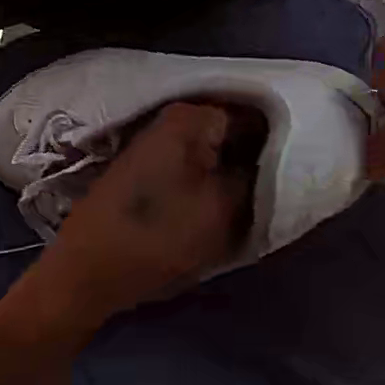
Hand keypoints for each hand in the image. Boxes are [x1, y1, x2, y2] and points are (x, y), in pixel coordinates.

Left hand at [31, 102, 258, 322]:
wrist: (87, 271)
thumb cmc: (158, 237)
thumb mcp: (222, 211)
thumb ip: (255, 176)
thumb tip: (273, 158)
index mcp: (191, 117)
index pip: (253, 114)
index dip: (279, 140)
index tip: (297, 168)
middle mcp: (171, 119)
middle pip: (232, 129)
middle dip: (255, 155)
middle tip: (279, 187)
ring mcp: (156, 143)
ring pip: (212, 149)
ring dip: (233, 170)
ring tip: (255, 198)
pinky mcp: (146, 167)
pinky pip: (192, 163)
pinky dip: (209, 179)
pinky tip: (222, 202)